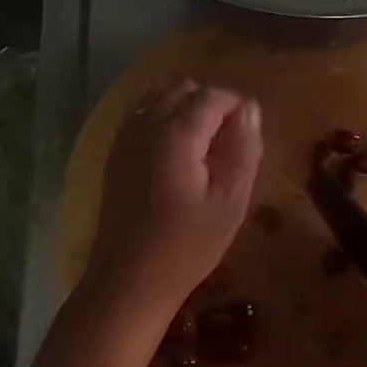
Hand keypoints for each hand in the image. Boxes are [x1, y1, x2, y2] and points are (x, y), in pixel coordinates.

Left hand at [84, 79, 262, 315]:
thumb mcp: (230, 202)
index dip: (238, 108)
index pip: (215, 94)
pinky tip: (175, 151)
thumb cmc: (186, 246)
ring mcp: (126, 134)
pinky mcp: (116, 149)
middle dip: (212, 103)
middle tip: (229, 143)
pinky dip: (164, 116)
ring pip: (161, 94)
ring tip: (203, 145)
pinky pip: (144, 112)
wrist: (127, 279)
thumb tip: (250, 108)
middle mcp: (147, 122)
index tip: (248, 138)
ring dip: (187, 106)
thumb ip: (244, 148)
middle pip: (186, 87)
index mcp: (177, 133)